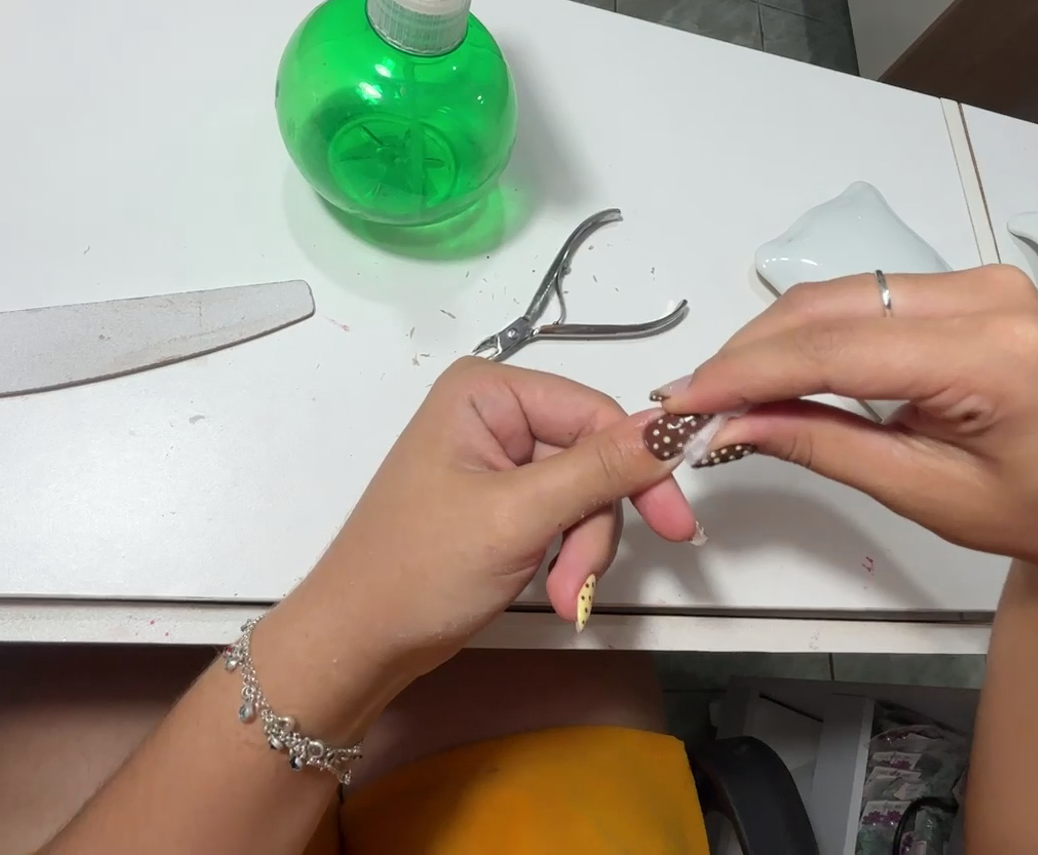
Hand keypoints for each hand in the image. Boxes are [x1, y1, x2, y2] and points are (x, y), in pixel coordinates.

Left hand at [282, 358, 697, 686]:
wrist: (358, 645)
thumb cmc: (422, 569)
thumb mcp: (519, 515)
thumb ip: (601, 469)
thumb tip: (674, 427)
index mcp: (488, 391)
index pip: (594, 411)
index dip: (640, 465)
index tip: (678, 523)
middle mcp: (495, 412)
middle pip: (592, 456)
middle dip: (596, 525)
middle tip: (588, 582)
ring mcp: (500, 458)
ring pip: (585, 492)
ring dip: (583, 549)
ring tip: (565, 597)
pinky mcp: (504, 498)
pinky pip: (563, 514)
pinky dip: (569, 554)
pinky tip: (555, 589)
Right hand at [656, 266, 1037, 585]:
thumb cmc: (1028, 514)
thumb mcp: (918, 491)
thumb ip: (818, 443)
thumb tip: (726, 422)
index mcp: (994, 357)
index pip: (838, 350)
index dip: (749, 371)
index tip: (683, 396)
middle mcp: (988, 295)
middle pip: (829, 308)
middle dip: (750, 350)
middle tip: (693, 394)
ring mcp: (979, 279)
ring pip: (837, 294)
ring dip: (772, 338)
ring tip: (723, 383)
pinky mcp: (964, 284)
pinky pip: (861, 297)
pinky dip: (808, 330)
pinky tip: (775, 361)